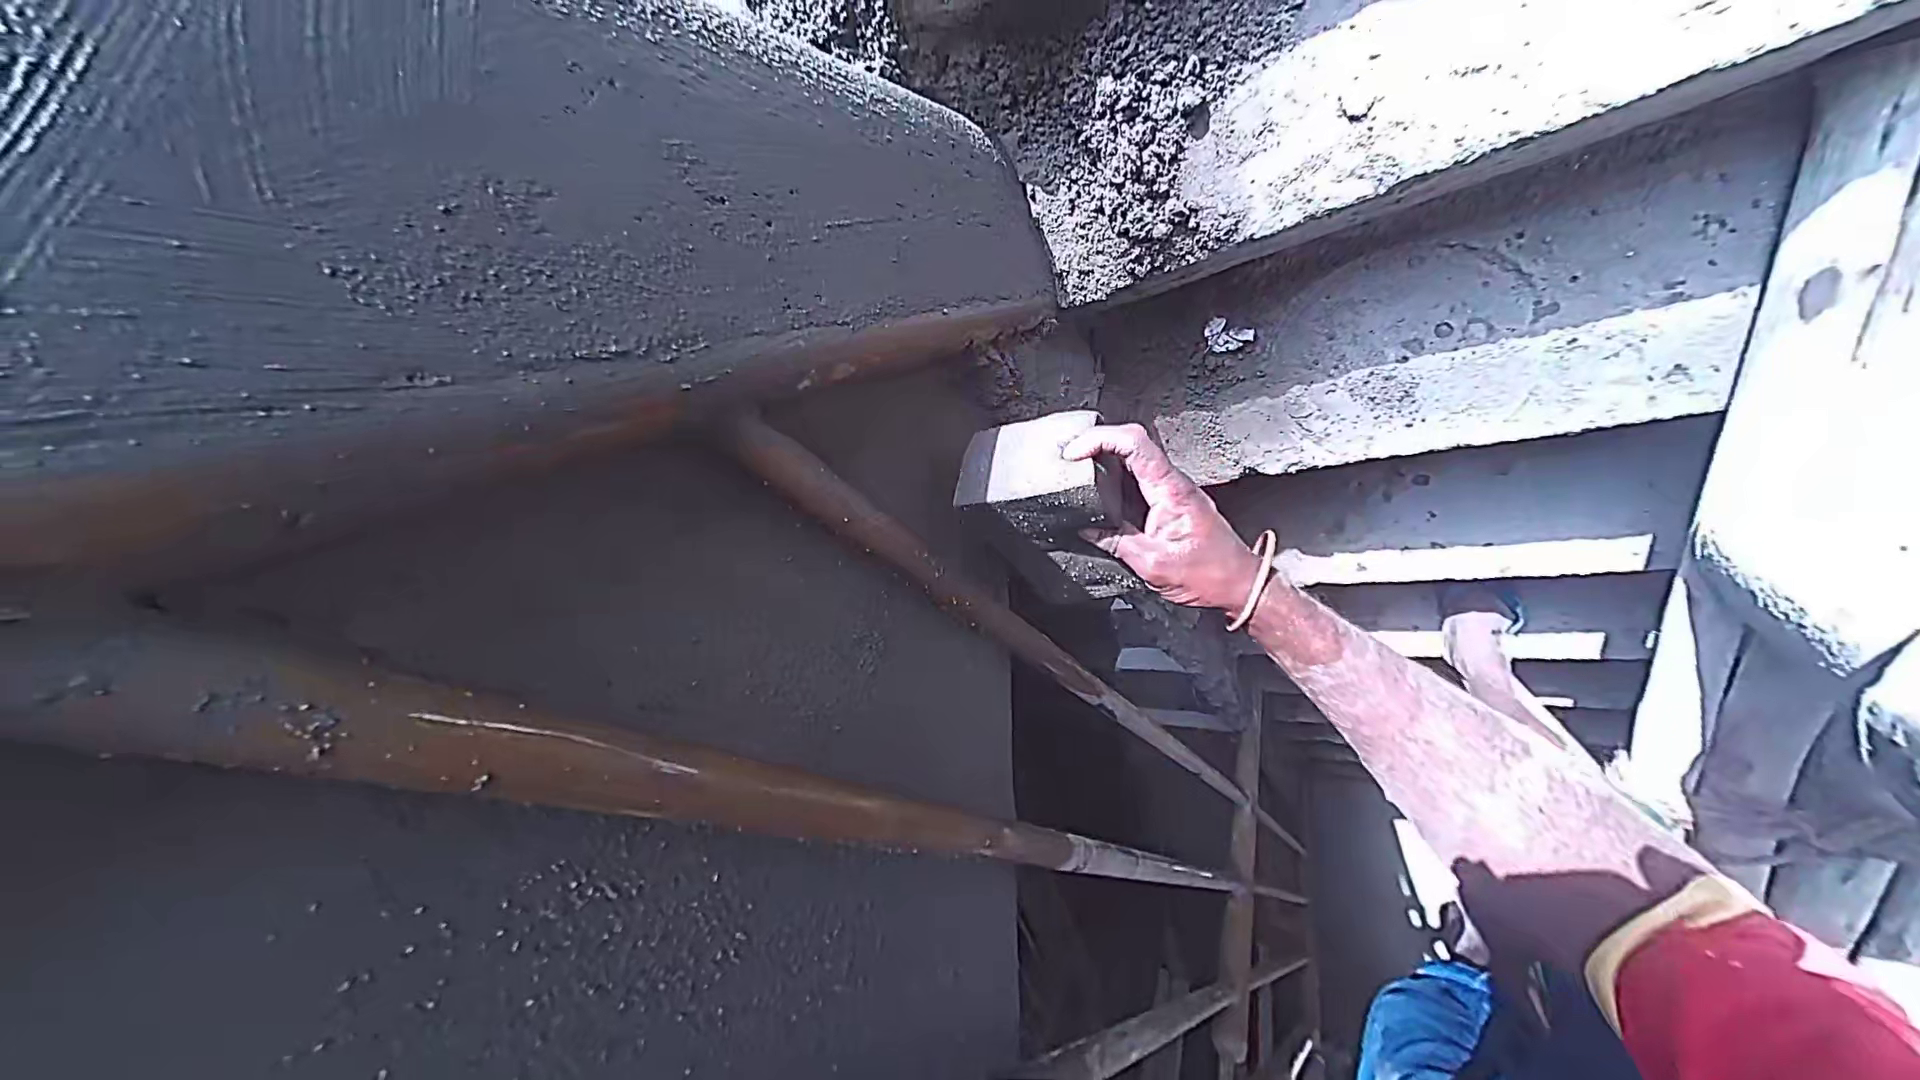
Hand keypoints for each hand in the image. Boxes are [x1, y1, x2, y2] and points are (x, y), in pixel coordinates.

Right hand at [1061, 423, 1260, 611]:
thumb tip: (1086, 529)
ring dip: (1103, 458)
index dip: (1099, 439)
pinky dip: (1114, 477)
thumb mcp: (1153, 564)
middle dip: (1096, 442)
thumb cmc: (1210, 574)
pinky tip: (1098, 490)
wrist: (1239, 583)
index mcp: (1171, 489)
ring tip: (1076, 470)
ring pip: (1133, 457)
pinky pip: (1138, 477)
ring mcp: (1171, 488)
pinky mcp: (1169, 500)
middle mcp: (1172, 482)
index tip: (1073, 452)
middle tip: (1068, 457)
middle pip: (1131, 442)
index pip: (1133, 443)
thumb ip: (1116, 542)